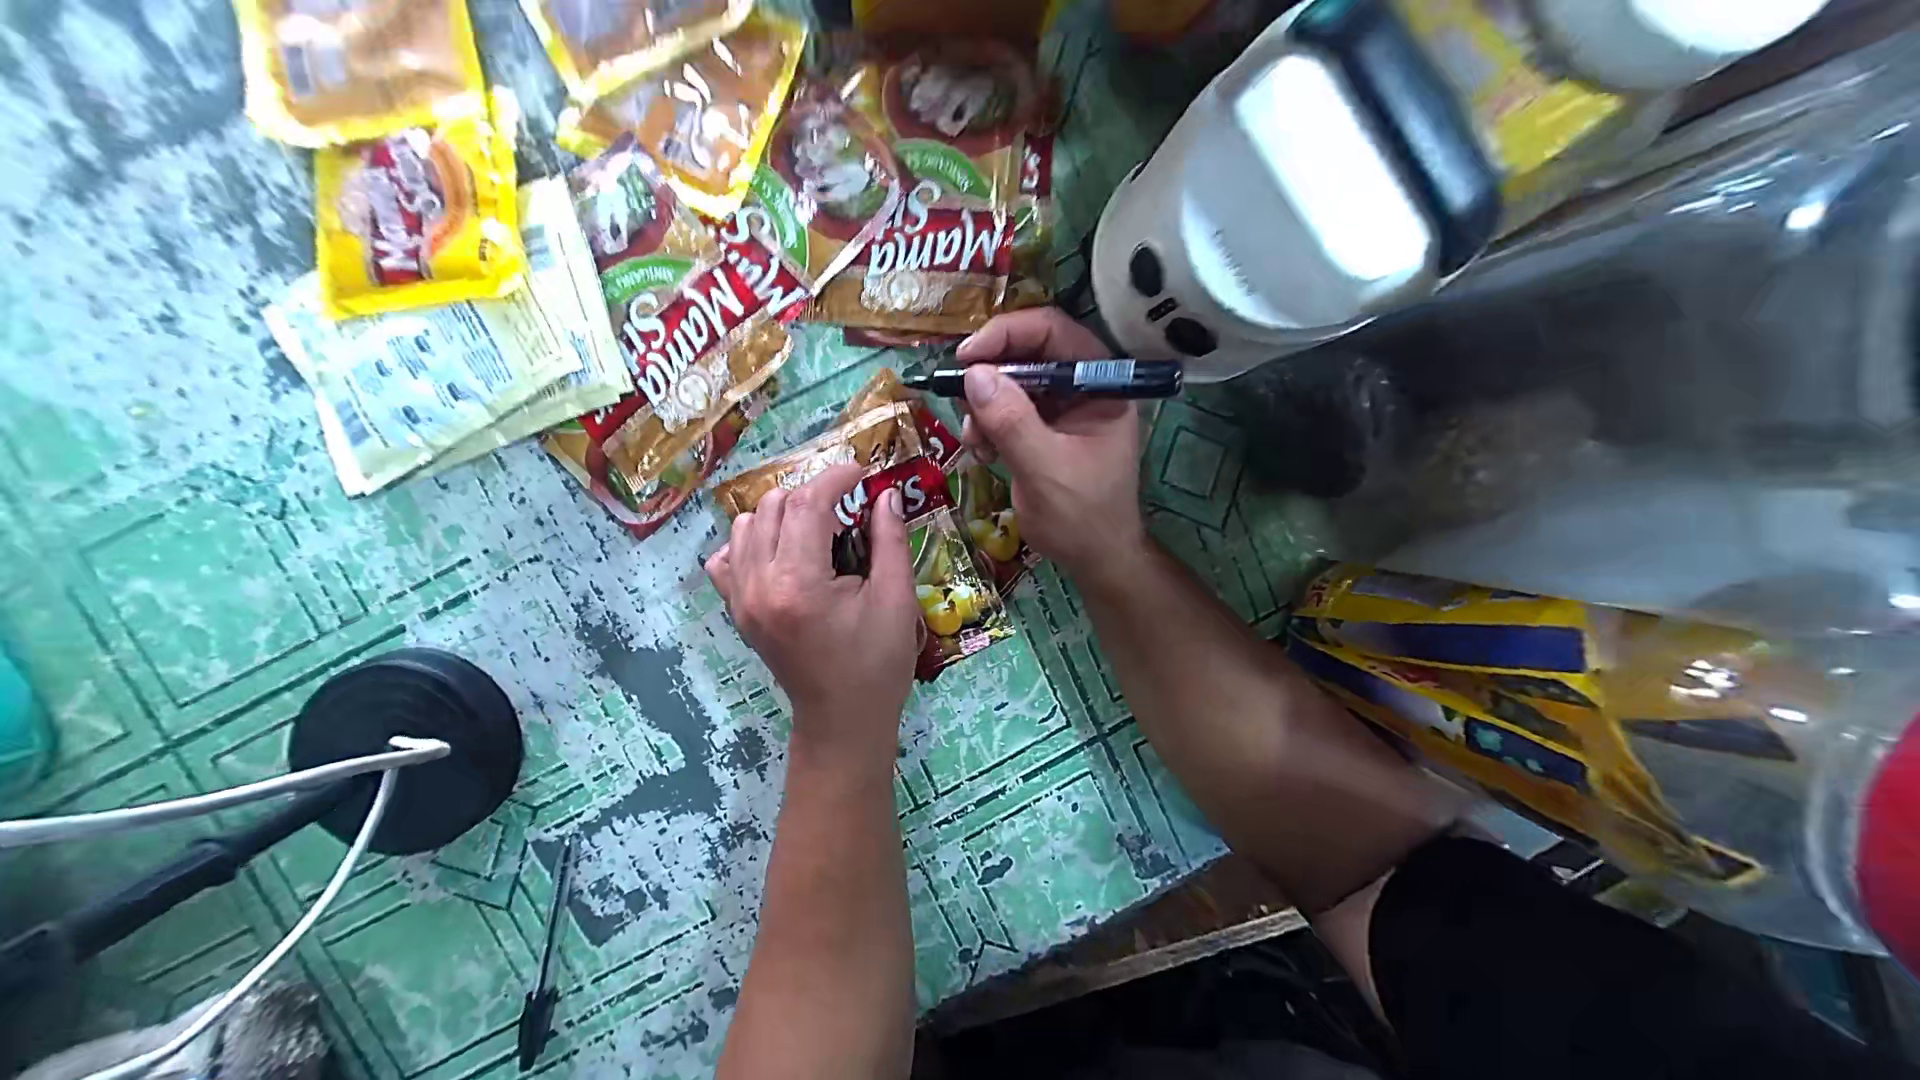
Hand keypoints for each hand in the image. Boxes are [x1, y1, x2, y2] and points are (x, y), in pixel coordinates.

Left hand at [705, 464, 920, 764]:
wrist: (842, 719)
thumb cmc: (877, 664)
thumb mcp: (896, 599)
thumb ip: (890, 540)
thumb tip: (887, 495)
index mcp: (799, 584)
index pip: (806, 505)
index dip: (835, 478)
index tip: (861, 472)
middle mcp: (758, 586)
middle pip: (773, 506)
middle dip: (812, 495)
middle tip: (847, 508)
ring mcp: (741, 599)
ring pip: (747, 524)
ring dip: (783, 515)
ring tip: (818, 530)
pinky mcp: (737, 610)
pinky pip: (728, 557)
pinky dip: (753, 542)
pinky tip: (784, 554)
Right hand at [956, 309, 1148, 584]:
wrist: (1095, 559)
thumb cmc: (1082, 517)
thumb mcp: (1045, 469)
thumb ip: (1012, 420)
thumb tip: (974, 373)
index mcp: (1101, 384)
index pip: (1054, 332)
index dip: (1008, 335)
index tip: (966, 356)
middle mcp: (1082, 387)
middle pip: (1028, 353)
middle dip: (990, 376)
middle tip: (961, 398)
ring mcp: (1062, 408)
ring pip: (1011, 382)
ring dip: (984, 405)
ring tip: (976, 440)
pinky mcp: (1042, 428)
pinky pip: (1006, 409)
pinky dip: (987, 425)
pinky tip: (983, 452)